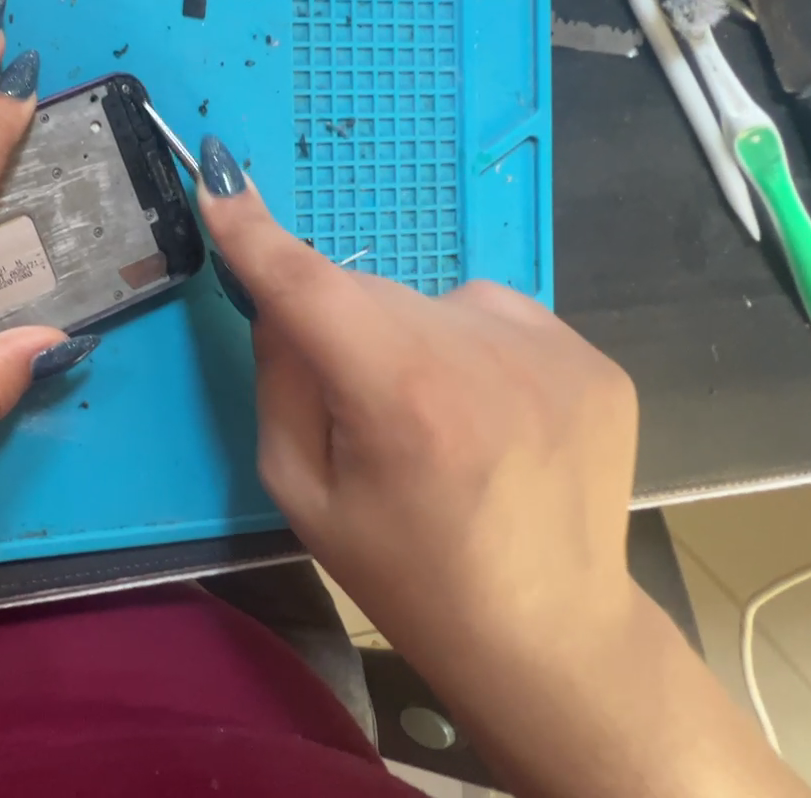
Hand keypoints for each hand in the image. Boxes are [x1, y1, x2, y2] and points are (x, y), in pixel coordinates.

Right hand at [194, 134, 640, 669]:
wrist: (548, 631)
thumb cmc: (401, 571)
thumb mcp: (299, 488)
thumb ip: (279, 381)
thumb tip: (279, 302)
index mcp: (401, 401)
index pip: (309, 288)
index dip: (256, 233)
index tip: (219, 179)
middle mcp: (480, 357)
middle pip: (362, 292)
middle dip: (330, 320)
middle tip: (346, 399)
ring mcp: (550, 350)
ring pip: (421, 300)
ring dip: (395, 333)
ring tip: (425, 415)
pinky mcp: (591, 356)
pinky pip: (484, 313)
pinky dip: (457, 342)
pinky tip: (479, 408)